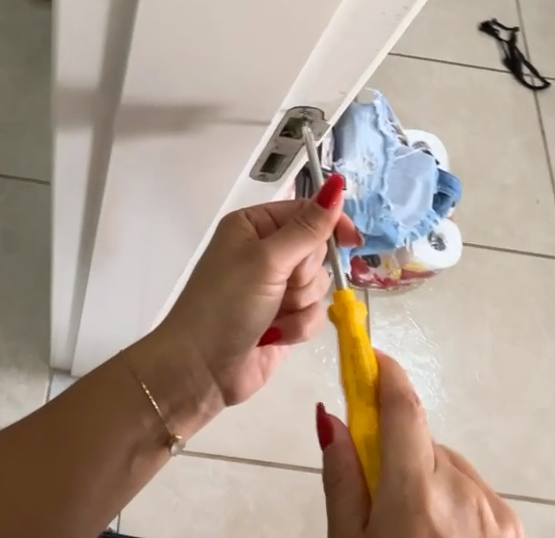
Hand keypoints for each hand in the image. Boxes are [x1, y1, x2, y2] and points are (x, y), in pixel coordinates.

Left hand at [141, 176, 359, 411]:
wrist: (202, 369)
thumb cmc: (226, 304)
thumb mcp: (266, 260)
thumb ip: (307, 228)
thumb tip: (336, 186)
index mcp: (253, 225)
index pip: (304, 212)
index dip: (329, 224)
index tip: (352, 239)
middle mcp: (265, 251)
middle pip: (316, 250)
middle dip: (304, 274)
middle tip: (281, 285)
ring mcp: (275, 287)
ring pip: (319, 285)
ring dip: (299, 304)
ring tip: (272, 315)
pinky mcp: (285, 318)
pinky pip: (315, 314)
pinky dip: (298, 326)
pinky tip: (275, 335)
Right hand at [319, 352, 521, 536]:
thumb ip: (342, 478)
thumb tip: (331, 417)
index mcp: (417, 493)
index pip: (403, 407)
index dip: (385, 372)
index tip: (368, 354)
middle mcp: (464, 491)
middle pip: (423, 442)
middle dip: (398, 450)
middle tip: (378, 493)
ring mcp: (497, 513)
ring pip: (449, 468)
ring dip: (427, 478)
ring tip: (414, 534)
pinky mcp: (516, 531)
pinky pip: (475, 494)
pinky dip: (454, 502)